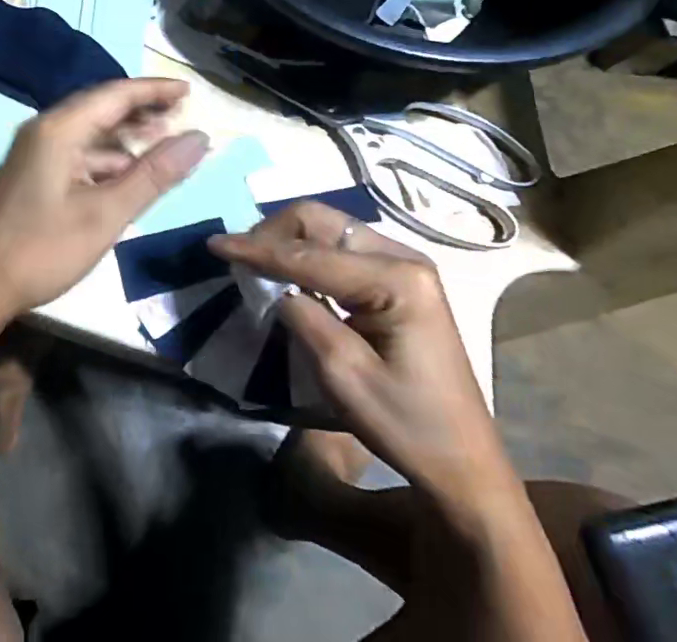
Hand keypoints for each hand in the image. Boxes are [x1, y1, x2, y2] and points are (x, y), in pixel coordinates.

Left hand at [0, 78, 209, 321]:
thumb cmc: (43, 249)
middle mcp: (46, 131)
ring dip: (129, 135)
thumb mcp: (107, 213)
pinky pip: (81, 153)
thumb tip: (200, 139)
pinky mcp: (36, 175)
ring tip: (166, 140)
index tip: (190, 92)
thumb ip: (155, 174)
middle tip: (183, 114)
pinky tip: (132, 173)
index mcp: (59, 130)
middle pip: (102, 107)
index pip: (115, 94)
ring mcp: (38, 154)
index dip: (155, 90)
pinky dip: (111, 157)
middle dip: (144, 109)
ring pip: (92, 132)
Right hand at [209, 202, 522, 519]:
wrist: (461, 455)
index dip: (259, 249)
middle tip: (240, 260)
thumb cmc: (405, 423)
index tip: (215, 245)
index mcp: (397, 279)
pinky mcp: (402, 277)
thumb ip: (304, 317)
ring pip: (333, 230)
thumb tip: (271, 283)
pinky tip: (292, 275)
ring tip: (257, 265)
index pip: (311, 254)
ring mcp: (406, 264)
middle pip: (324, 221)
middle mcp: (405, 256)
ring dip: (291, 241)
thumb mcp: (344, 375)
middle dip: (275, 234)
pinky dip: (311, 255)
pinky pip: (345, 249)